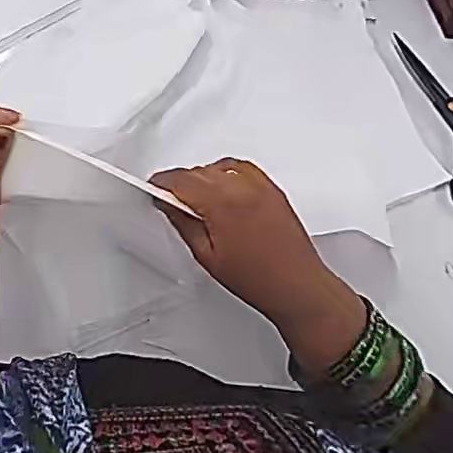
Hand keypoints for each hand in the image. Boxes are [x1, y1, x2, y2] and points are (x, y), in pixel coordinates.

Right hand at [151, 159, 367, 371]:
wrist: (297, 286)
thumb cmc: (259, 279)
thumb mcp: (207, 255)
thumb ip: (183, 223)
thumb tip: (168, 204)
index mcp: (222, 203)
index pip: (181, 180)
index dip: (162, 183)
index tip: (154, 188)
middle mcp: (242, 188)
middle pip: (198, 171)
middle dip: (181, 183)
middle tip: (172, 201)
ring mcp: (260, 186)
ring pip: (219, 166)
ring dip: (203, 177)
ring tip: (198, 200)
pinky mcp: (272, 189)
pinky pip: (242, 167)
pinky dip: (227, 172)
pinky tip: (222, 188)